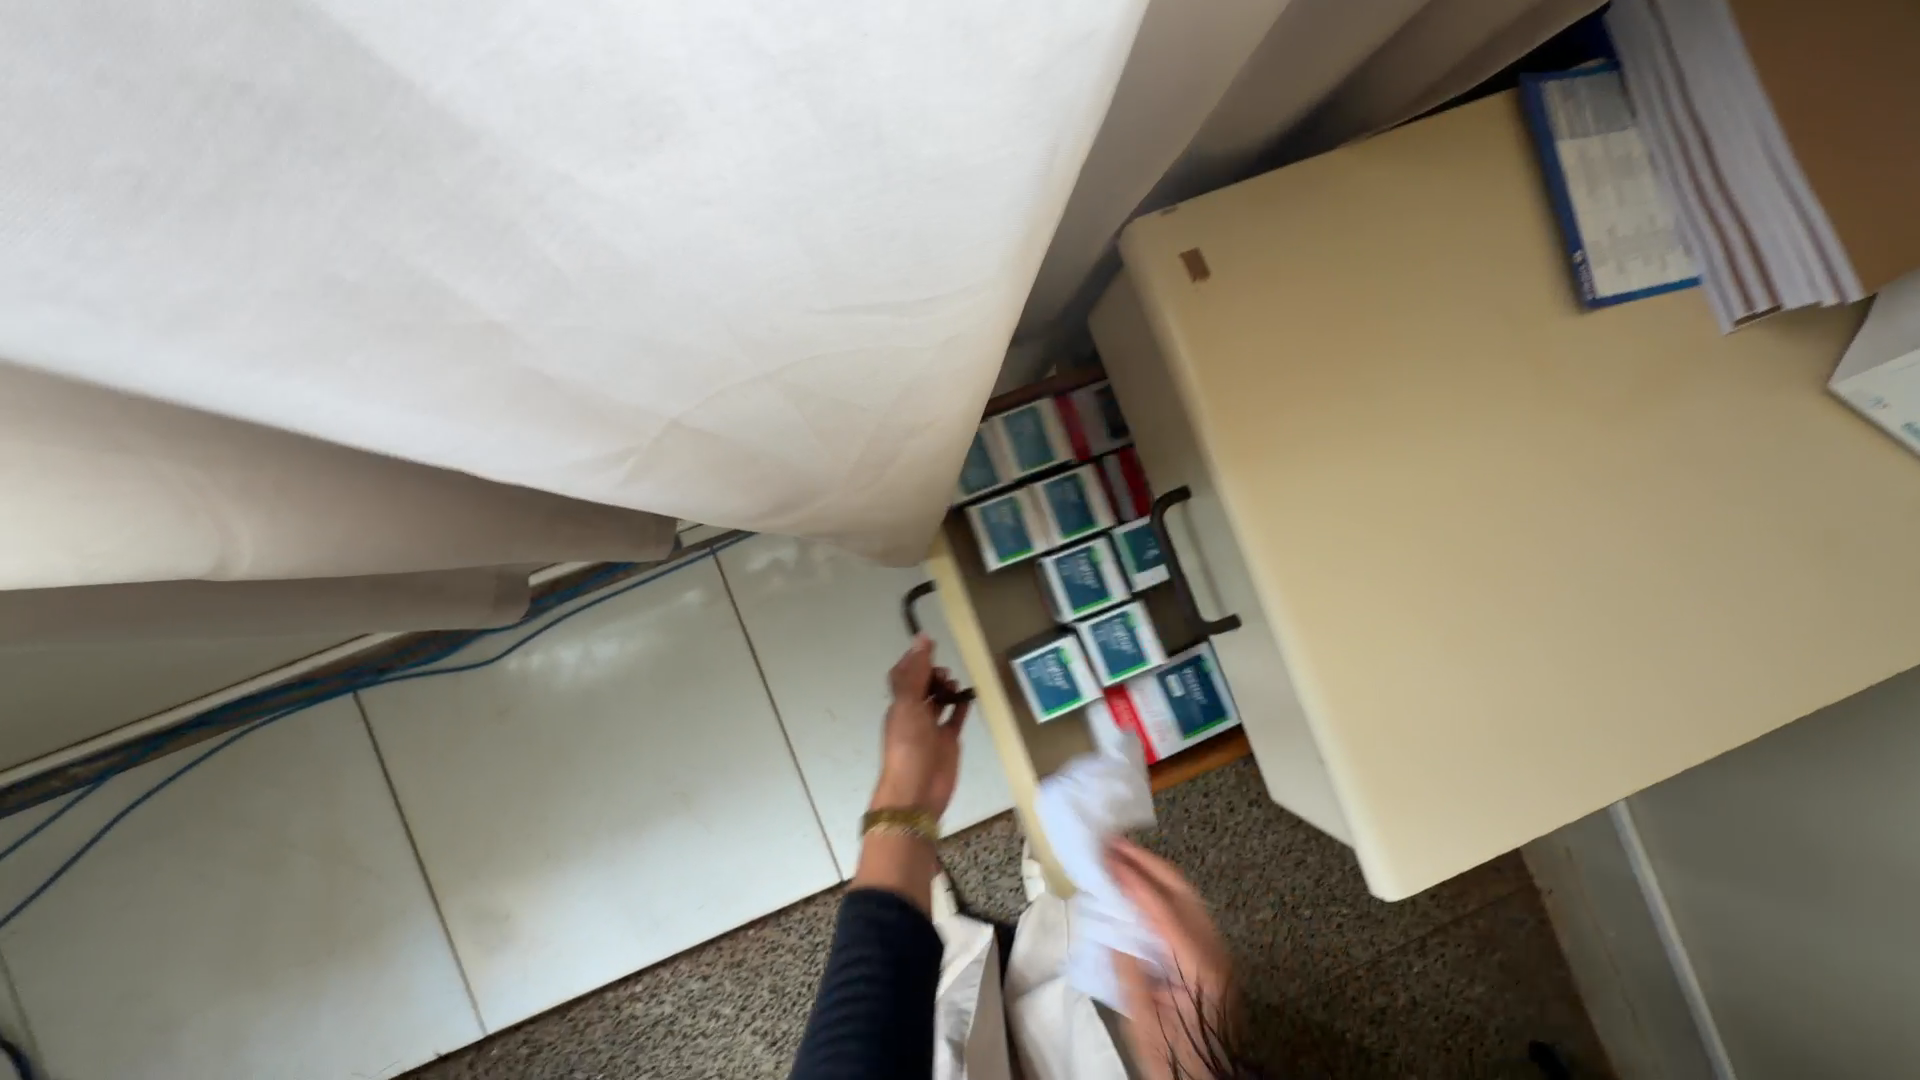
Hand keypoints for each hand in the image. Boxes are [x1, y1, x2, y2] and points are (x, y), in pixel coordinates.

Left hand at [869, 635, 969, 816]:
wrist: (917, 791)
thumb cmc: (909, 746)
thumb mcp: (909, 705)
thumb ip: (916, 673)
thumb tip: (922, 638)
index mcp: (899, 704)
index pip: (903, 675)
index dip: (914, 659)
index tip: (929, 643)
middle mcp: (914, 713)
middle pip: (922, 686)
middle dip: (932, 674)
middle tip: (944, 672)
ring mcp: (931, 728)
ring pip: (938, 701)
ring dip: (946, 688)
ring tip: (955, 683)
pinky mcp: (947, 741)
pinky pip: (955, 718)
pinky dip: (961, 706)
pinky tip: (970, 697)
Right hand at [1108, 838, 1235, 1079]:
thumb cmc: (1174, 1058)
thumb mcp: (1142, 1020)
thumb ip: (1129, 969)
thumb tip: (1113, 927)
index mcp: (1198, 965)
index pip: (1162, 908)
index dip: (1133, 878)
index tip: (1108, 856)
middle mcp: (1215, 950)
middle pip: (1181, 890)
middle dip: (1146, 862)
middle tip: (1113, 843)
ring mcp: (1219, 951)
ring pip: (1188, 895)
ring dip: (1155, 871)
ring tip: (1124, 855)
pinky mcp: (1214, 956)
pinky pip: (1190, 908)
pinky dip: (1165, 889)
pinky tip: (1143, 886)